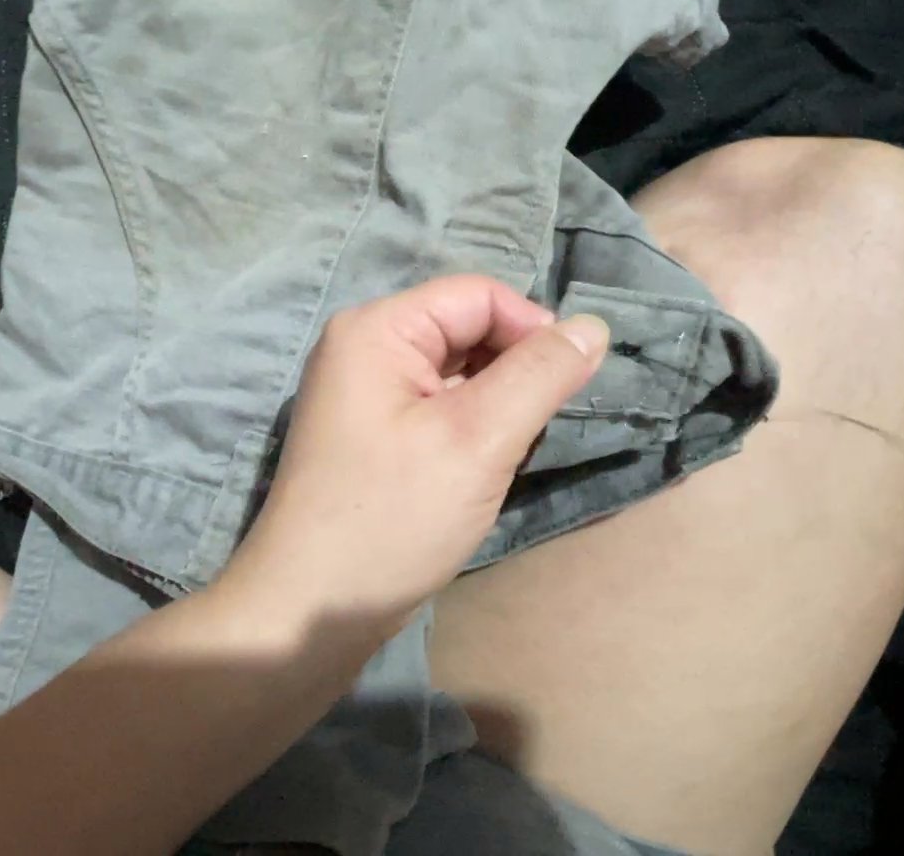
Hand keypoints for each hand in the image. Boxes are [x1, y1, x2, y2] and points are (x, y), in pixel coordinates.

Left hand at [222, 275, 608, 632]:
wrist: (311, 607)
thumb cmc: (393, 516)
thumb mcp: (477, 439)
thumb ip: (539, 375)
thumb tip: (592, 326)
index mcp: (376, 329)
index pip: (477, 295)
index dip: (531, 329)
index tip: (566, 385)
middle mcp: (363, 348)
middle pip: (465, 330)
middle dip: (512, 372)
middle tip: (533, 430)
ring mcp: (363, 393)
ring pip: (457, 373)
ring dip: (495, 406)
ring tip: (503, 456)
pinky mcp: (371, 433)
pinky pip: (437, 407)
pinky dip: (471, 429)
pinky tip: (478, 471)